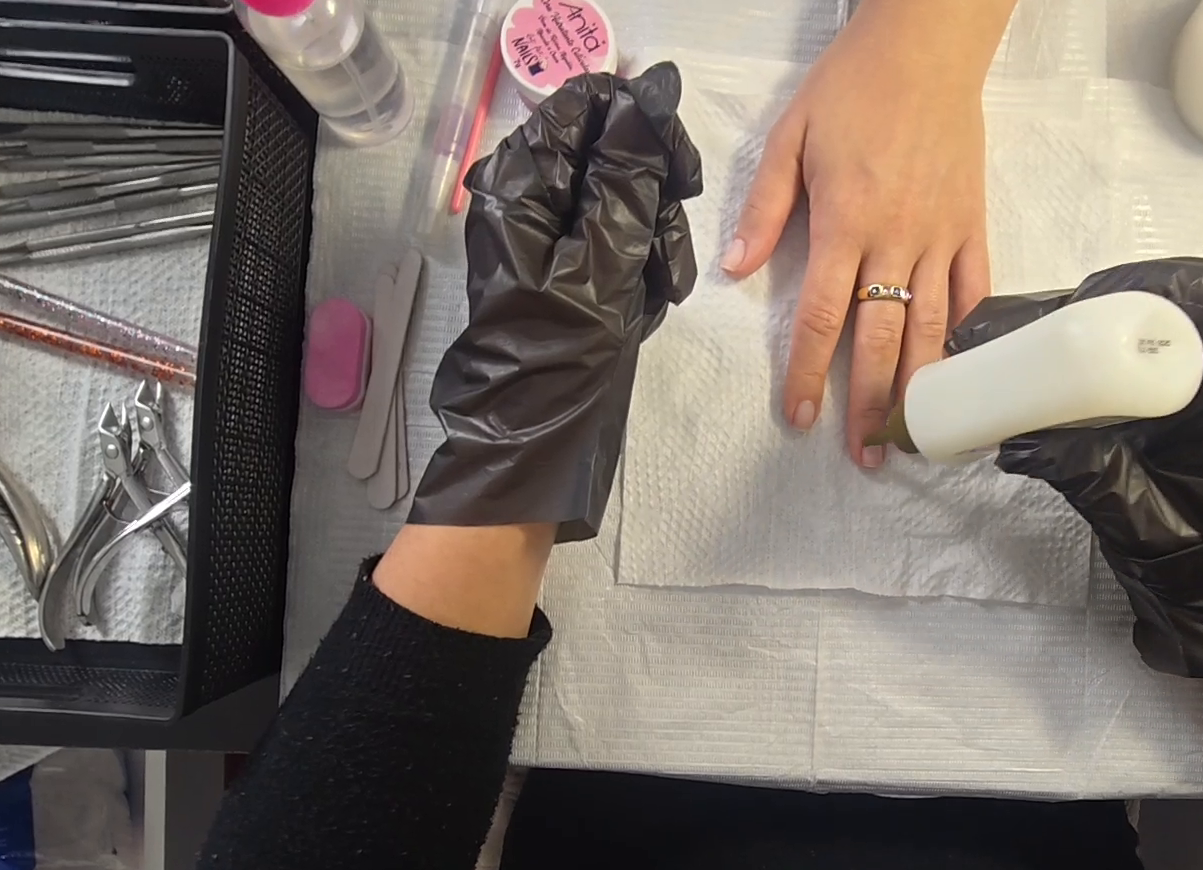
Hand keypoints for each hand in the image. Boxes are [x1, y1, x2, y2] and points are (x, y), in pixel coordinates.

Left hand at [408, 63, 702, 541]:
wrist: (537, 438)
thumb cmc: (559, 355)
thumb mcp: (599, 263)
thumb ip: (624, 178)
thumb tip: (648, 98)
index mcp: (522, 183)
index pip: (586, 108)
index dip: (640, 127)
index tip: (680, 174)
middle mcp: (533, 199)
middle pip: (611, 155)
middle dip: (653, 197)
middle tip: (666, 247)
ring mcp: (555, 237)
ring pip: (626, 202)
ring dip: (655, 241)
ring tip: (657, 290)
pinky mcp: (576, 271)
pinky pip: (622, 243)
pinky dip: (644, 268)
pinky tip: (648, 302)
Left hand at [723, 0, 1015, 466]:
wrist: (929, 41)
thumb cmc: (852, 86)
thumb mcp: (789, 135)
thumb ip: (763, 208)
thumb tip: (734, 270)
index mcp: (844, 223)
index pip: (820, 317)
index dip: (807, 372)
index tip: (799, 417)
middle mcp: (895, 240)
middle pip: (879, 339)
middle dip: (869, 404)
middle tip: (864, 455)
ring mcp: (941, 237)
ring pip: (931, 328)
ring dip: (919, 388)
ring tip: (911, 438)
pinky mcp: (973, 227)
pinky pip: (977, 291)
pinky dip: (969, 336)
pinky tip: (960, 376)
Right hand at [985, 257, 1202, 676]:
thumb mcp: (1147, 522)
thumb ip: (1091, 479)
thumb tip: (1017, 441)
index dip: (1163, 282)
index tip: (1091, 301)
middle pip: (1163, 306)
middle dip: (1087, 303)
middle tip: (1018, 324)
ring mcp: (1183, 391)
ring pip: (1130, 331)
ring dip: (1066, 328)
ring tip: (1000, 339)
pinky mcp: (1150, 408)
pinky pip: (1110, 366)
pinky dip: (1063, 362)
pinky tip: (1017, 368)